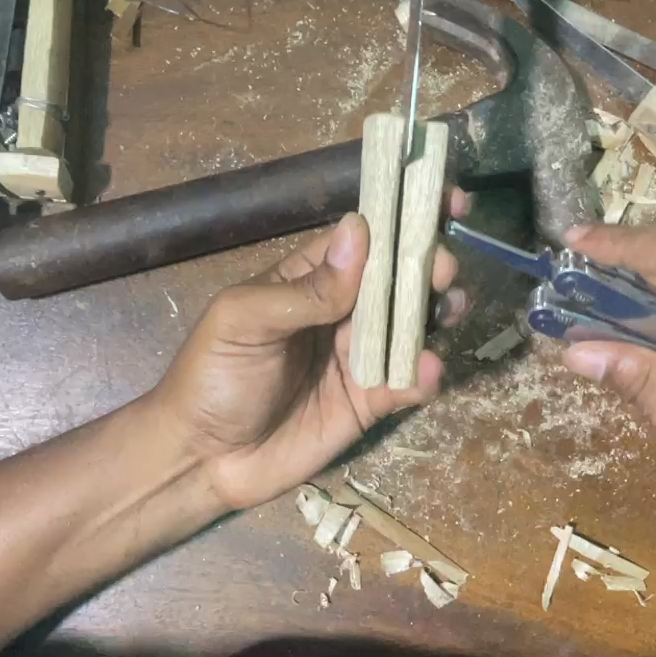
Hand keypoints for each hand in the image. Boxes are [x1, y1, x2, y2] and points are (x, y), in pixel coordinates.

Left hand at [150, 208, 469, 511]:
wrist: (204, 458)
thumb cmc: (213, 376)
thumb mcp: (244, 319)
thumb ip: (305, 288)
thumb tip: (360, 231)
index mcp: (309, 279)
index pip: (363, 238)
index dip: (402, 216)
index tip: (445, 198)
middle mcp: (341, 312)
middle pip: (398, 279)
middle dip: (427, 266)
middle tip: (443, 269)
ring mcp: (358, 358)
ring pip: (412, 327)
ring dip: (437, 313)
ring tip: (451, 307)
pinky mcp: (370, 403)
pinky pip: (407, 383)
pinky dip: (423, 375)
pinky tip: (425, 371)